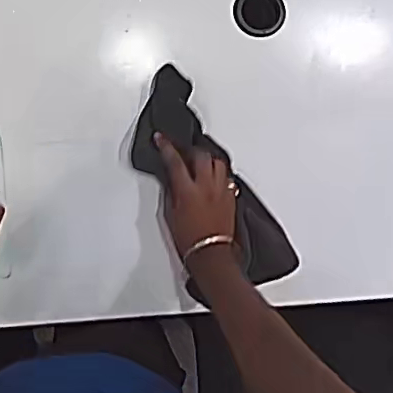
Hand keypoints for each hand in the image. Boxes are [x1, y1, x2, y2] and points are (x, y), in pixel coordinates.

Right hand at [154, 133, 237, 265]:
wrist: (210, 254)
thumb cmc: (190, 239)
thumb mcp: (170, 214)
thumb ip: (171, 192)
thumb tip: (172, 180)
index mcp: (188, 191)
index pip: (175, 160)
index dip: (166, 146)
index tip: (161, 139)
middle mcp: (206, 187)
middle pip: (200, 155)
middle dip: (190, 150)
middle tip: (183, 152)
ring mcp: (221, 190)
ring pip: (217, 162)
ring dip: (207, 159)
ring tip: (200, 163)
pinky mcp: (231, 196)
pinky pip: (227, 176)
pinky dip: (219, 173)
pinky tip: (213, 177)